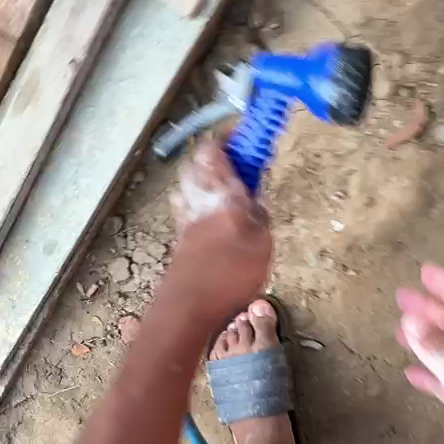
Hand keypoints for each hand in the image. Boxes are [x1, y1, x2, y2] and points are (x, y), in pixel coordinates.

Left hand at [164, 137, 272, 321]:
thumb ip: (259, 212)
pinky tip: (216, 218)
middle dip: (214, 159)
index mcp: (218, 190)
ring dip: (205, 181)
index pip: (214, 148)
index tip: (247, 137)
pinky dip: (201, 204)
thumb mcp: (261, 239)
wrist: (190, 306)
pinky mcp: (182, 238)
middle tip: (239, 166)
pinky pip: (189, 208)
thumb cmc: (231, 271)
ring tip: (228, 191)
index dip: (229, 137)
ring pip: (189, 185)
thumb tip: (255, 194)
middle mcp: (196, 198)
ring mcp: (185, 218)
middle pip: (197, 164)